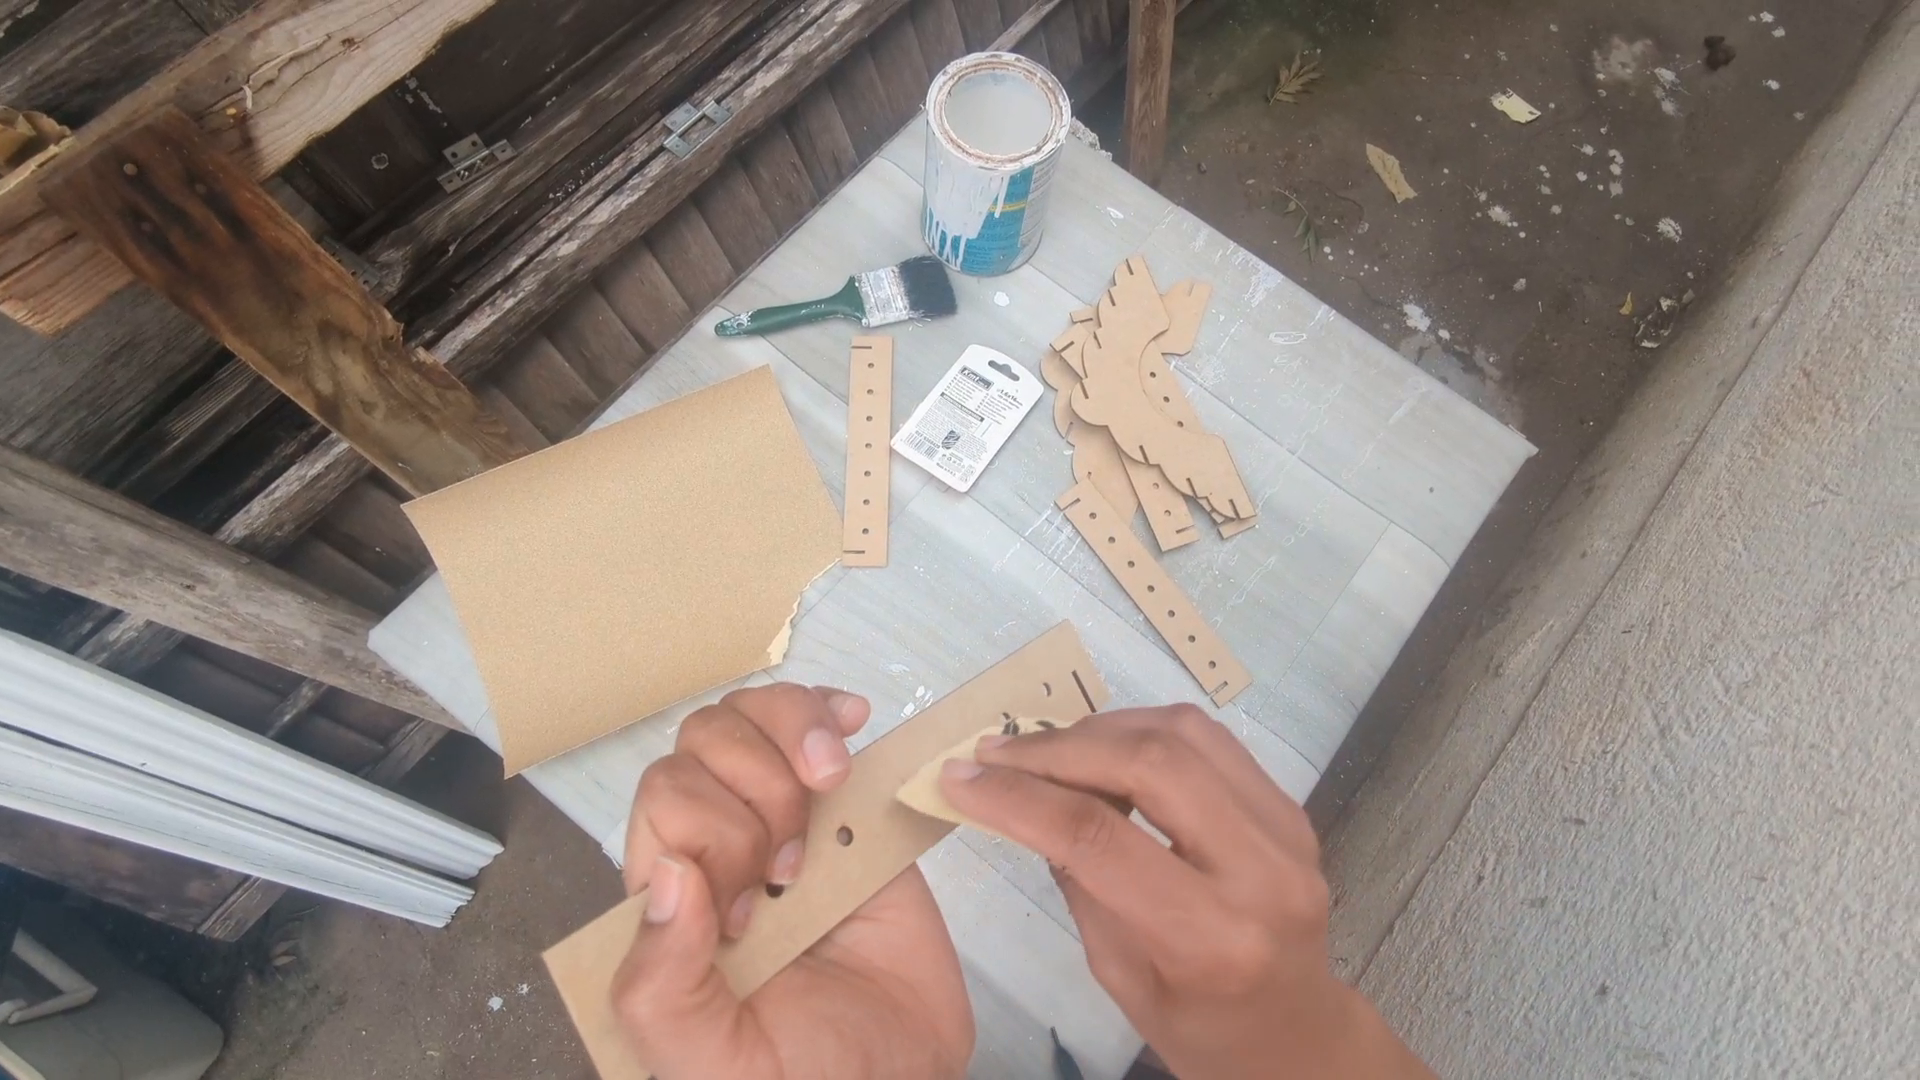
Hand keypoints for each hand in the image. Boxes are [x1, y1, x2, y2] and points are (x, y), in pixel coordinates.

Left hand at [611, 684, 973, 1078]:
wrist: (915, 1067)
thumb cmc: (816, 1079)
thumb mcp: (718, 1067)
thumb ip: (662, 992)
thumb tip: (669, 873)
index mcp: (673, 903)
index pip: (664, 802)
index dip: (712, 833)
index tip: (757, 907)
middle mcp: (721, 844)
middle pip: (701, 744)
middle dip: (758, 792)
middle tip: (794, 869)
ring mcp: (786, 813)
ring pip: (750, 719)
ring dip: (793, 734)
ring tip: (833, 783)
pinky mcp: (845, 801)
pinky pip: (817, 721)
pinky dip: (827, 708)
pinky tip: (853, 719)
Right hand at [940, 705, 1433, 1079]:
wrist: (1298, 1032)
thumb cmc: (1196, 1022)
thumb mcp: (1116, 972)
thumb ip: (1076, 876)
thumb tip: (1019, 794)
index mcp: (1211, 937)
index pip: (1098, 839)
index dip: (1018, 798)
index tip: (961, 776)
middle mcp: (1261, 870)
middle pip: (1148, 763)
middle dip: (1058, 748)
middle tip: (998, 752)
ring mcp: (1284, 827)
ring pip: (1179, 732)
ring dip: (1099, 729)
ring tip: (1048, 750)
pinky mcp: (1287, 802)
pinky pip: (1205, 737)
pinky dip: (1141, 729)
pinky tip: (1105, 749)